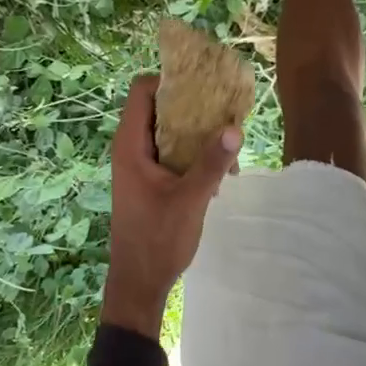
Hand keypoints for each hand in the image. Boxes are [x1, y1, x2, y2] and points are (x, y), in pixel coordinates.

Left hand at [100, 74, 240, 338]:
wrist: (138, 285)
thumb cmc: (157, 240)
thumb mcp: (190, 200)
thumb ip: (211, 163)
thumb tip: (235, 128)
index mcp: (130, 144)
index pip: (141, 90)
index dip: (168, 80)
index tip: (201, 83)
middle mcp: (130, 147)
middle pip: (156, 106)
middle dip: (189, 103)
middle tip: (221, 105)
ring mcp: (138, 163)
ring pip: (166, 129)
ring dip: (194, 130)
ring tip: (224, 137)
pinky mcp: (149, 179)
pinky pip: (169, 149)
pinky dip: (190, 150)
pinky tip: (217, 168)